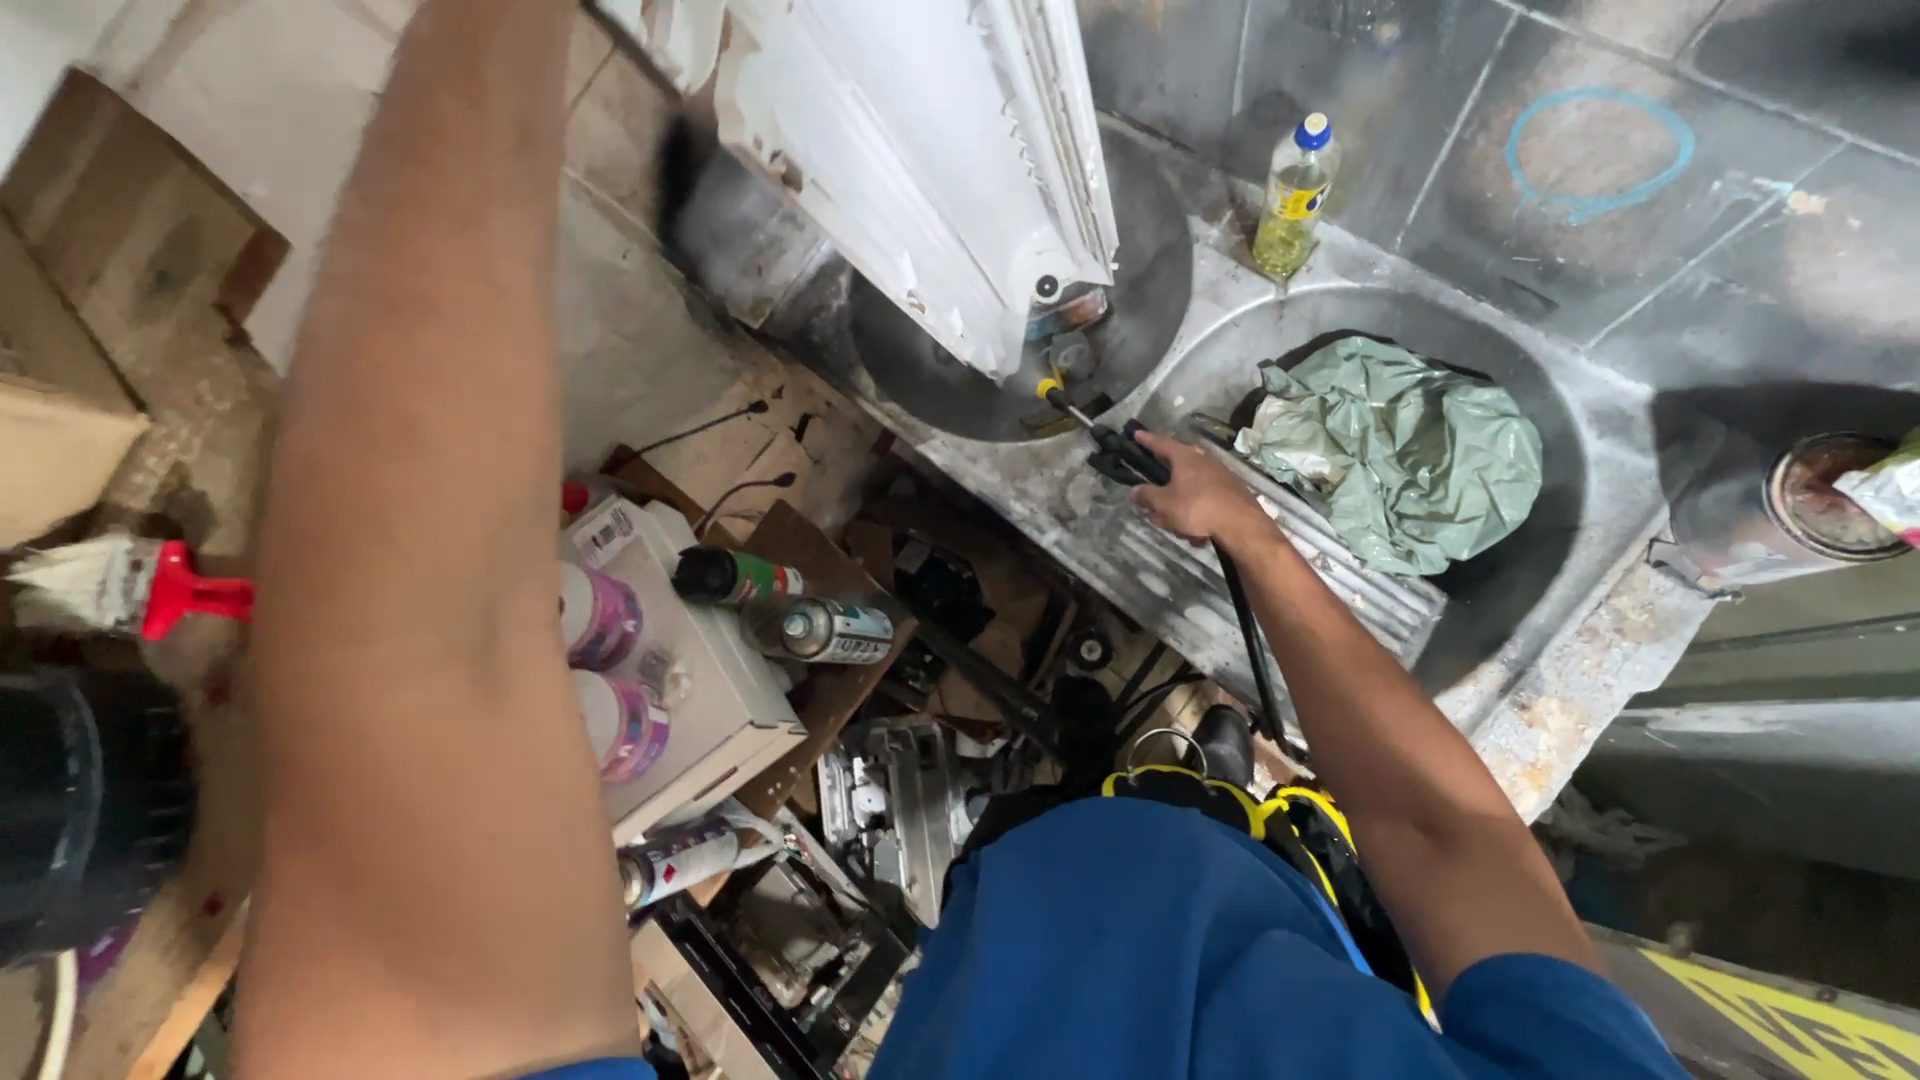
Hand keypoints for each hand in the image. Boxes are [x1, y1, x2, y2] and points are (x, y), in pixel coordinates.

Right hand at [1129, 430, 1270, 545]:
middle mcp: (1204, 460)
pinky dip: (1197, 513)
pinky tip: (1197, 532)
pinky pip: (1205, 500)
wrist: (1241, 523)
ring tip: (1176, 526)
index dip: (1147, 440)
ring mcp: (1220, 475)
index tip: (1137, 434)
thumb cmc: (1197, 507)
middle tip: (1153, 500)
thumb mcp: (1165, 504)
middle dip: (1163, 486)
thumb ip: (1147, 496)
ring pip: (1190, 488)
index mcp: (1185, 457)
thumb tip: (1134, 490)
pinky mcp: (1231, 491)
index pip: (1161, 443)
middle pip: (1177, 468)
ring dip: (1180, 506)